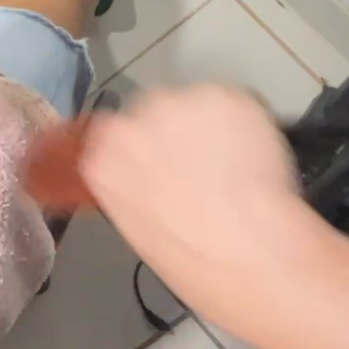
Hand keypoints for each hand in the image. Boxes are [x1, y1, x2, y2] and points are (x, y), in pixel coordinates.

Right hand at [80, 85, 325, 322]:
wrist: (239, 244)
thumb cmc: (185, 251)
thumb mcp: (131, 222)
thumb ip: (129, 185)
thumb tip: (144, 177)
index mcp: (101, 157)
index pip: (107, 133)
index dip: (134, 145)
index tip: (148, 155)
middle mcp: (134, 121)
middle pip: (151, 111)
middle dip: (171, 133)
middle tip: (192, 167)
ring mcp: (180, 104)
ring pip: (194, 106)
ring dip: (206, 128)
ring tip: (224, 167)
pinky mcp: (226, 97)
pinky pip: (232, 105)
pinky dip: (241, 125)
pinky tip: (246, 158)